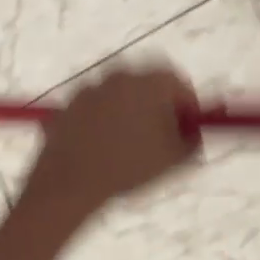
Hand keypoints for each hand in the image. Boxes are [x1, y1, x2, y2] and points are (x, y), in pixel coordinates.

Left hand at [23, 65, 200, 217]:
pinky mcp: (64, 106)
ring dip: (125, 112)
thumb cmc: (127, 168)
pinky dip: (97, 122)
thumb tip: (195, 130)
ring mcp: (87, 89)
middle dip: (155, 105)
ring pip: (116, 96)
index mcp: (151, 81)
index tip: (186, 127)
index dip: (186, 106)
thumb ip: (194, 137)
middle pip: (146, 85)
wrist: (69, 184)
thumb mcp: (175, 157)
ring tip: (125, 145)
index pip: (179, 84)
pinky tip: (98, 148)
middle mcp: (119, 75)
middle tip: (157, 134)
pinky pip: (90, 110)